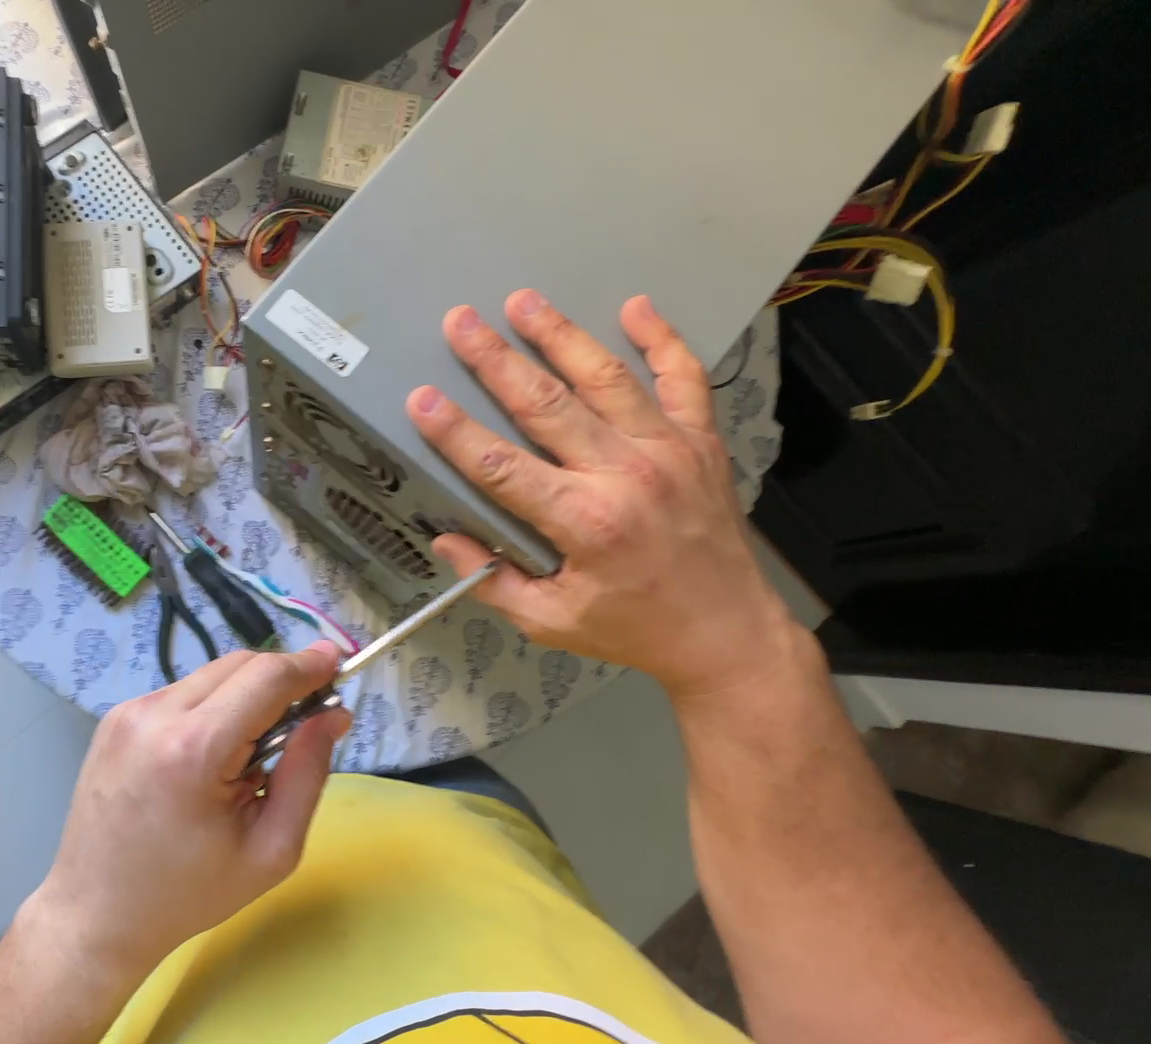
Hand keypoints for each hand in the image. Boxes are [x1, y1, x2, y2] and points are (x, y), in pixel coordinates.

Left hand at [28, 644, 349, 976]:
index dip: (309, 666)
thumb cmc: (188, 893)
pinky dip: (213, 706)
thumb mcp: (271, 850)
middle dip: (282, 679)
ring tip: (254, 749)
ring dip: (247, 693)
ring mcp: (128, 711)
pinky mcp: (115, 717)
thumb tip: (333, 714)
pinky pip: (183, 692)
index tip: (339, 664)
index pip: (266, 677)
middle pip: (240, 665)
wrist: (95, 913)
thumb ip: (308, 773)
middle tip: (309, 716)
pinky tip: (213, 753)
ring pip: (211, 674)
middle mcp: (156, 715)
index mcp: (194, 750)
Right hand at [407, 290, 793, 700]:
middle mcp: (624, 475)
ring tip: (523, 301)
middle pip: (547, 405)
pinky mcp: (702, 443)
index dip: (455, 433)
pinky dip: (662, 339)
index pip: (501, 466)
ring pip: (606, 378)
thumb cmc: (633, 629)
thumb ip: (495, 583)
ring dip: (561, 336)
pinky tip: (635, 307)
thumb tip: (447, 541)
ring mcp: (669, 451)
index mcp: (583, 522)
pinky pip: (685, 378)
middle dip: (496, 360)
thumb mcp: (552, 623)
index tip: (421, 398)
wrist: (729, 635)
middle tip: (460, 322)